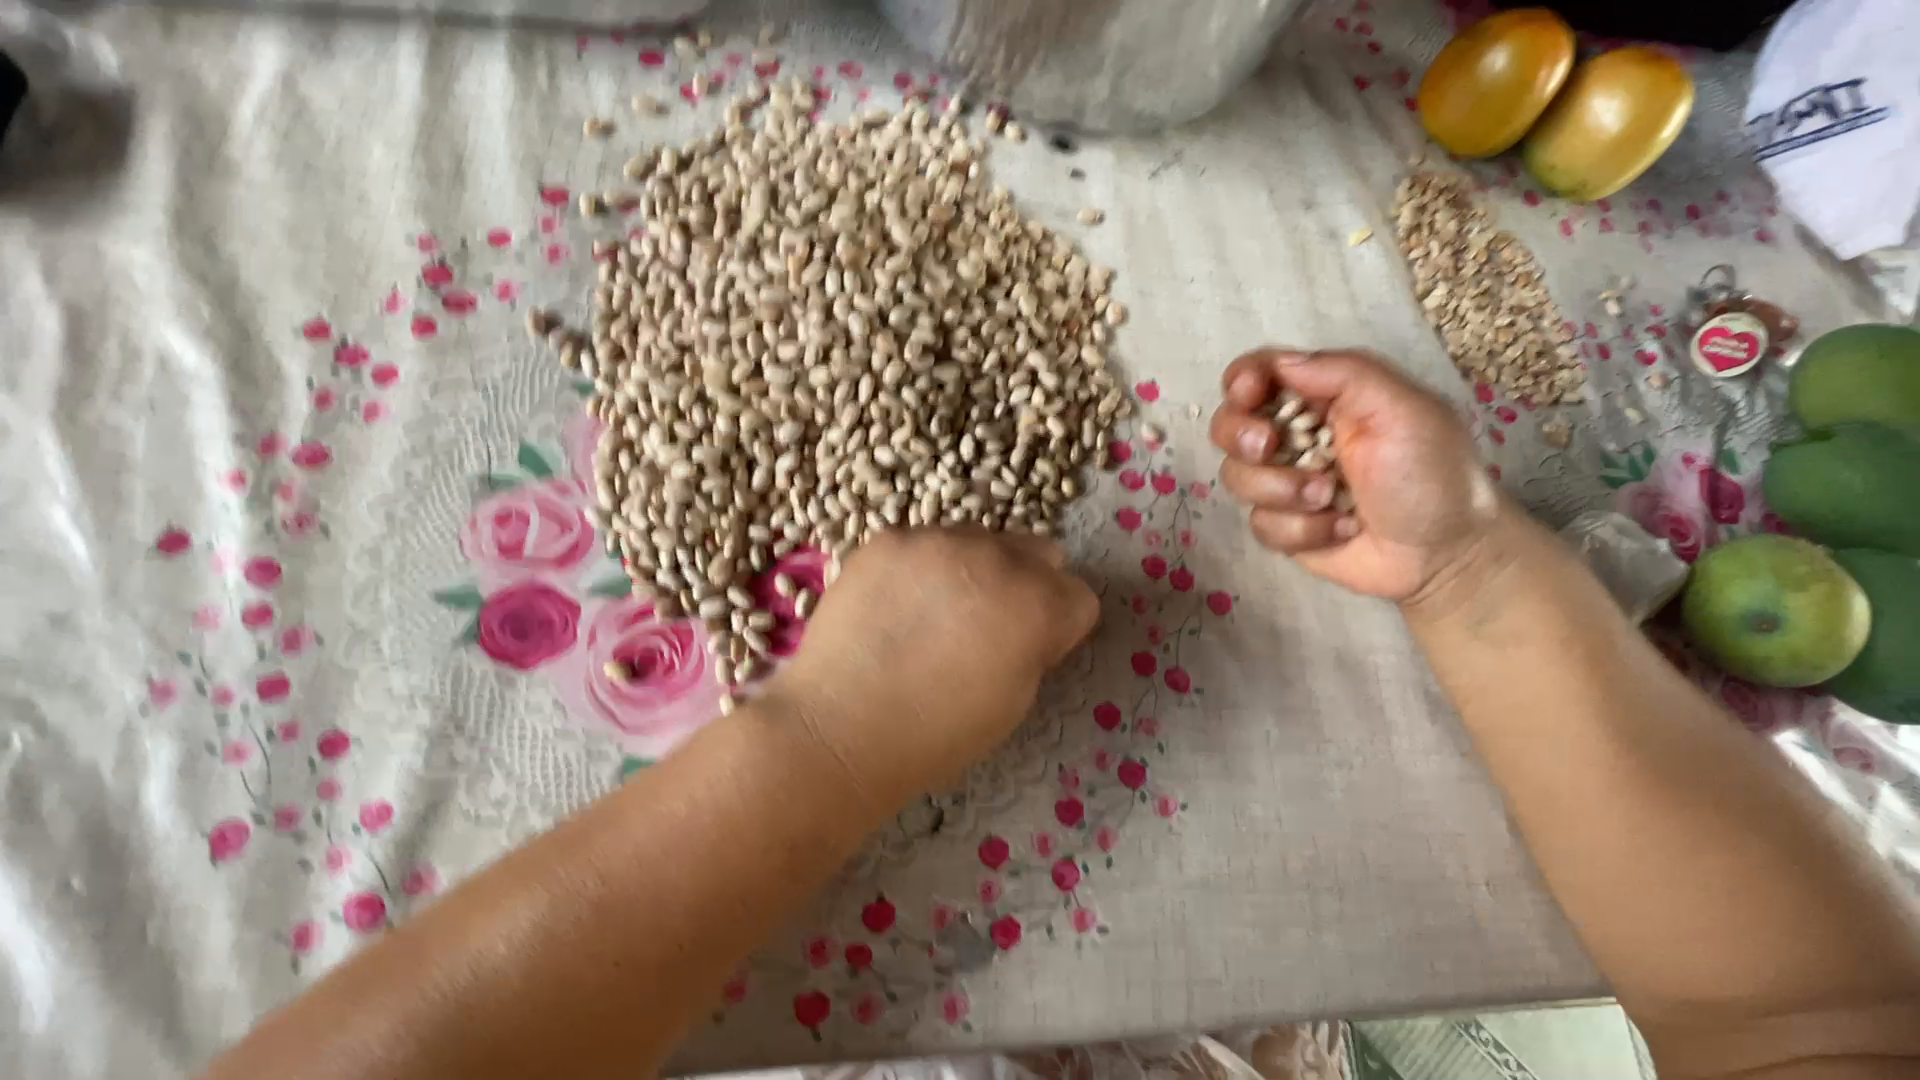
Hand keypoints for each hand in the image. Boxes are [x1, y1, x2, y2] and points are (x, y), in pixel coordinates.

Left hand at [763, 529, 1098, 812]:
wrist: (841, 729)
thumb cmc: (937, 735)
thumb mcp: (1015, 701)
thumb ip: (1036, 645)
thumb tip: (1030, 621)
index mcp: (1038, 603)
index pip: (1078, 596)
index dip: (1058, 627)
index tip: (1031, 649)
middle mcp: (996, 556)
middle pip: (1038, 552)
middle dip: (1027, 584)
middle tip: (988, 625)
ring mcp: (937, 539)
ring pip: (981, 540)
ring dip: (975, 569)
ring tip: (934, 615)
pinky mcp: (889, 538)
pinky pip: (926, 542)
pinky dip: (924, 568)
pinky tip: (897, 606)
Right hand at [1209, 348, 1507, 605]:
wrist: (1444, 553)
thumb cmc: (1433, 473)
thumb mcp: (1403, 409)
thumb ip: (1345, 375)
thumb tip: (1281, 364)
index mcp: (1322, 398)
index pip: (1260, 373)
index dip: (1242, 380)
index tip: (1248, 394)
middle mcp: (1294, 436)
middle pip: (1228, 424)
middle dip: (1241, 435)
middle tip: (1269, 448)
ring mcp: (1283, 483)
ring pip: (1237, 477)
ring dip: (1282, 490)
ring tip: (1329, 498)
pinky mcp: (1282, 526)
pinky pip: (1260, 523)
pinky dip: (1302, 529)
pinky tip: (1340, 528)